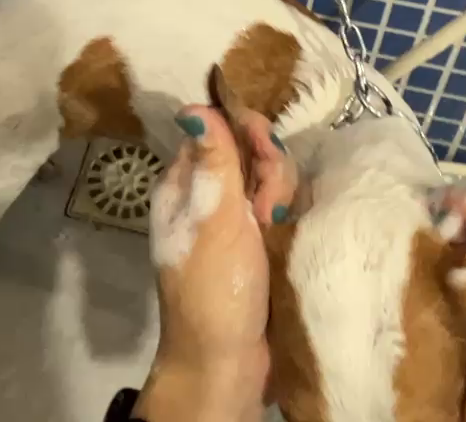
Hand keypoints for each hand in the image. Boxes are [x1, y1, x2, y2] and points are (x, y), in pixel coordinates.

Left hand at [137, 106, 295, 421]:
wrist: (226, 363)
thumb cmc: (214, 285)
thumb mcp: (214, 217)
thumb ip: (213, 159)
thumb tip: (192, 103)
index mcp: (181, 184)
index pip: (215, 131)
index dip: (243, 131)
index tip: (264, 149)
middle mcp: (203, 194)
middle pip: (245, 151)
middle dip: (266, 167)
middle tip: (268, 202)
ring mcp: (230, 219)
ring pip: (264, 177)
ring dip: (277, 191)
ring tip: (275, 222)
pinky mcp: (253, 240)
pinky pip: (274, 205)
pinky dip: (283, 212)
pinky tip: (284, 228)